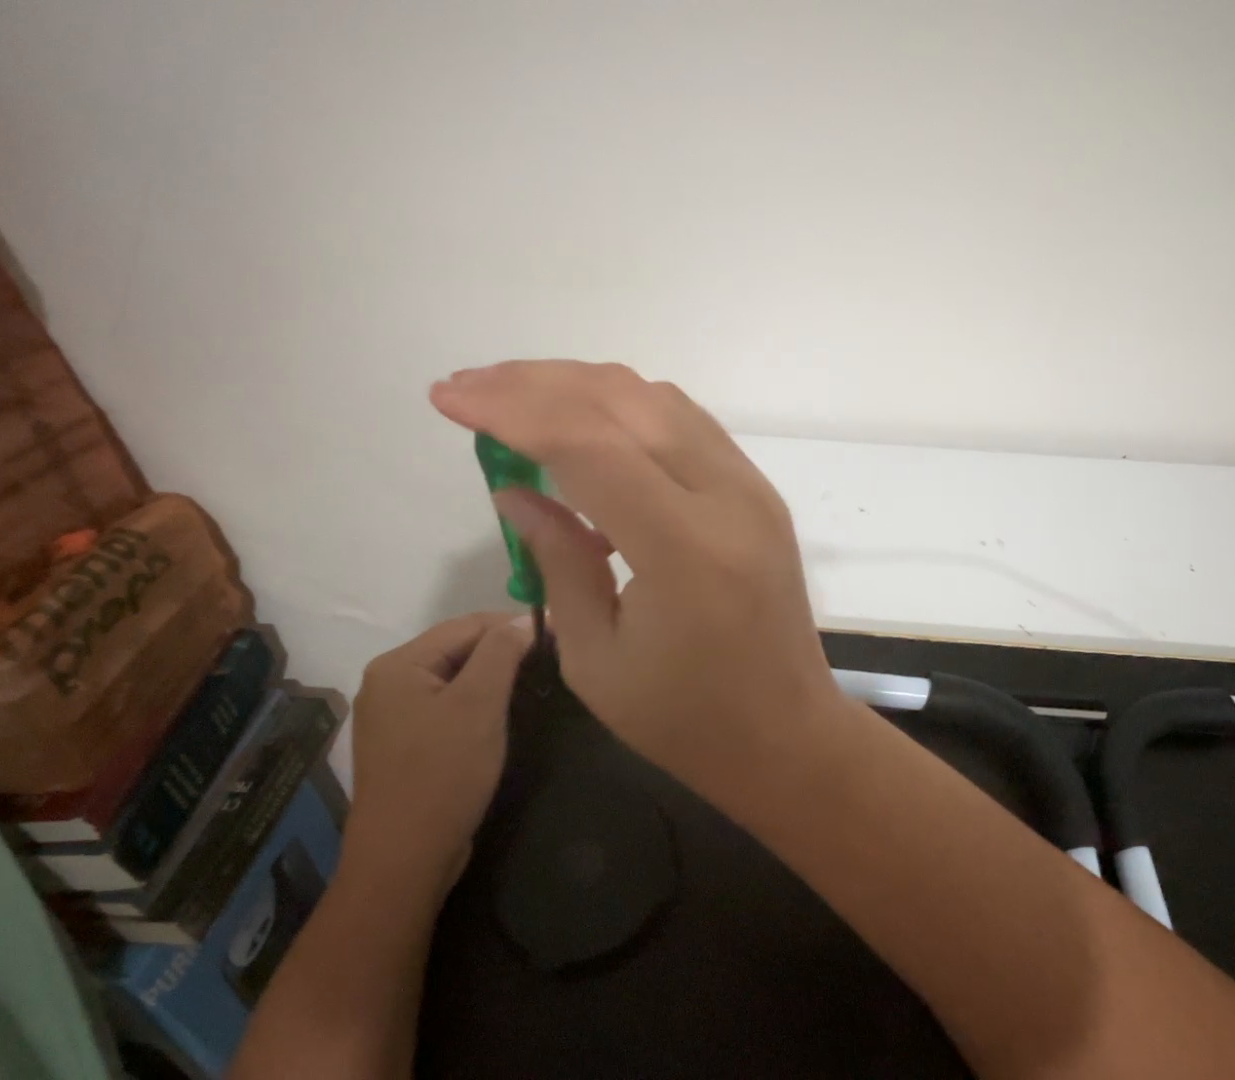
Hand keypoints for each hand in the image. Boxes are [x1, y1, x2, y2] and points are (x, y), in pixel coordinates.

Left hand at [344, 613, 532, 893]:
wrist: (405, 858)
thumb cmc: (443, 773)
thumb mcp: (479, 704)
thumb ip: (502, 652)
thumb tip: (529, 618)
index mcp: (397, 664)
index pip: (467, 624)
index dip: (514, 625)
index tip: (559, 636)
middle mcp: (388, 682)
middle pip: (458, 649)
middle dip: (504, 652)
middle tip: (552, 662)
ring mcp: (393, 716)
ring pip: (455, 680)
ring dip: (494, 680)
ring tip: (536, 686)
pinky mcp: (405, 746)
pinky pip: (447, 708)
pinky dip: (477, 705)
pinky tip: (504, 717)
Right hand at [429, 361, 839, 766]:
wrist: (787, 735)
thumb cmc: (686, 721)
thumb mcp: (595, 658)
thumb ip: (557, 561)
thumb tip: (515, 490)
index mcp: (685, 548)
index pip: (588, 445)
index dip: (511, 411)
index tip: (447, 398)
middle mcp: (728, 498)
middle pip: (623, 402)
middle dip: (535, 384)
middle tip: (468, 388)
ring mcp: (752, 489)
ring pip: (659, 400)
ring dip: (581, 386)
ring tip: (513, 395)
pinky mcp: (759, 493)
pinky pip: (687, 424)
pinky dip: (628, 409)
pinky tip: (583, 423)